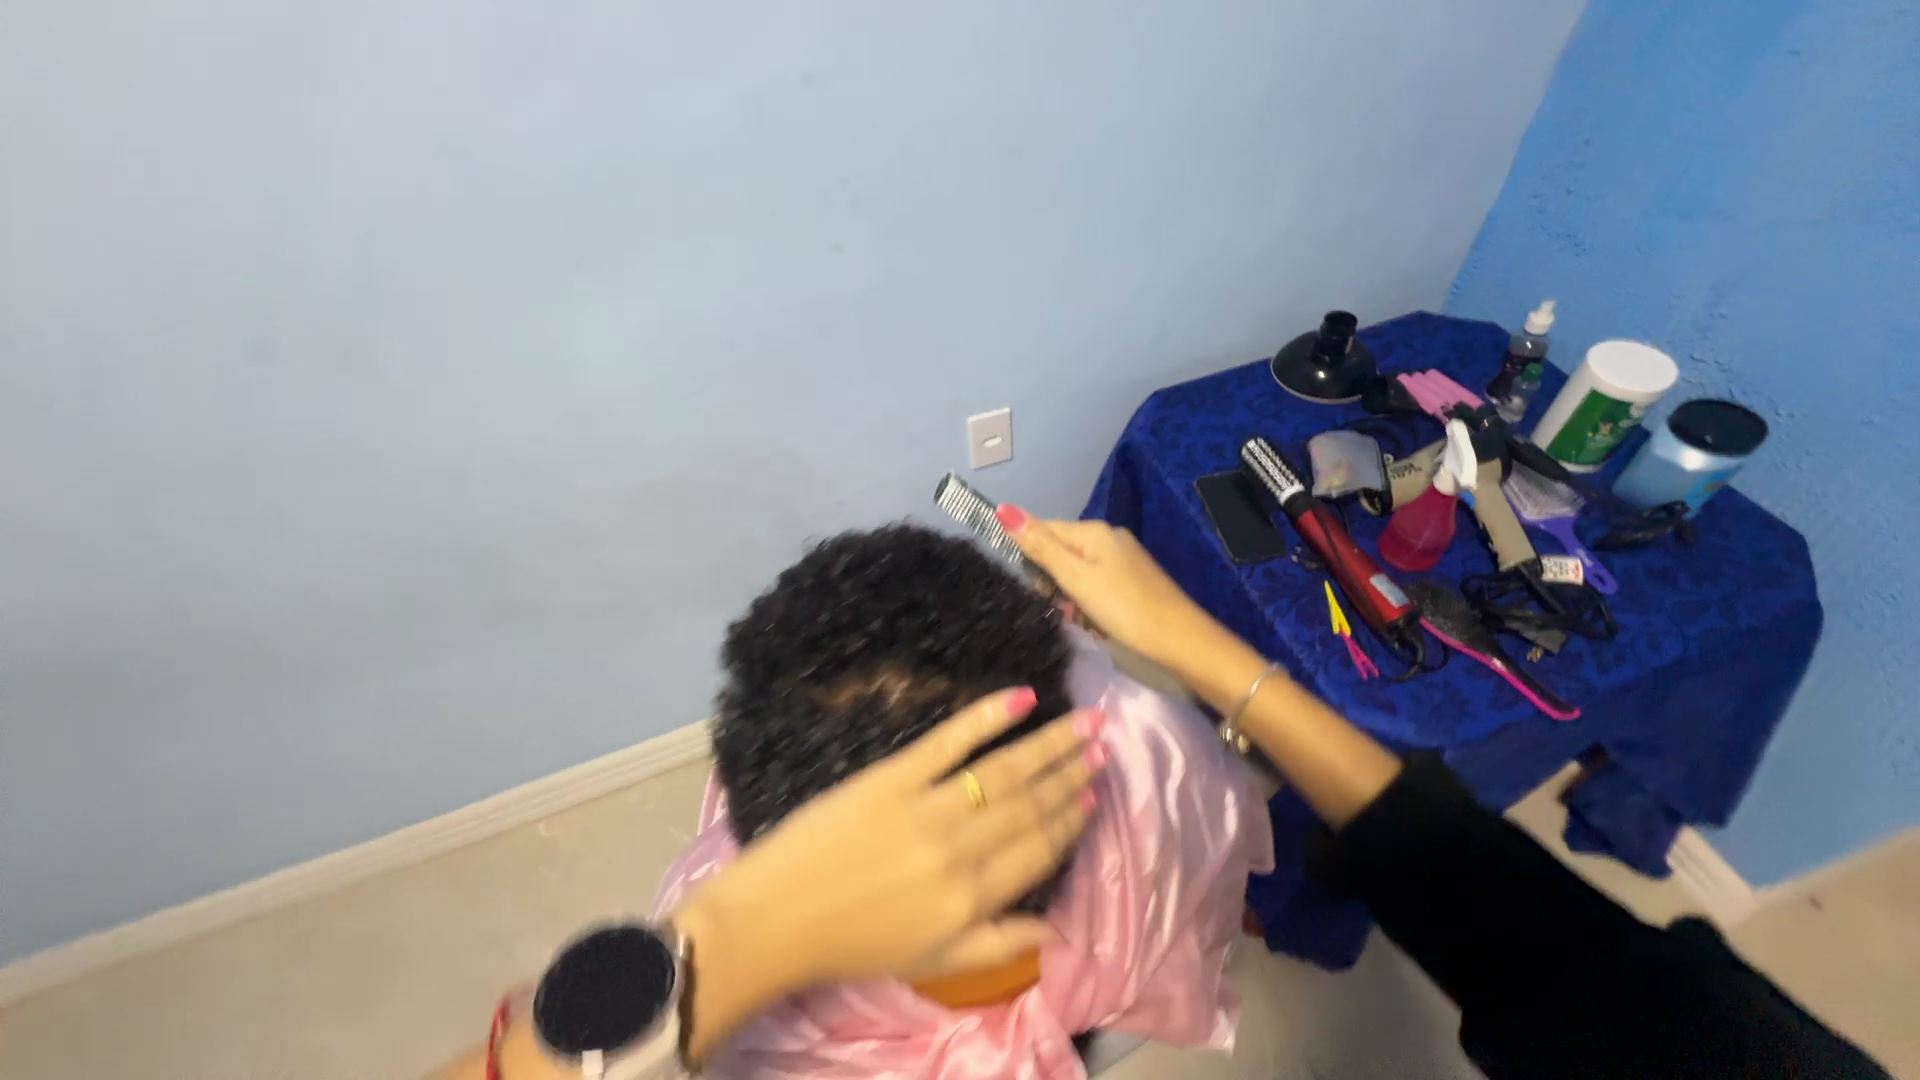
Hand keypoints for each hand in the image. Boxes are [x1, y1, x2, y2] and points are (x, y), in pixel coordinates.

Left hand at [672, 688, 1103, 1056]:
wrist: (774, 918)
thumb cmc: (854, 943)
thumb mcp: (934, 960)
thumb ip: (1001, 942)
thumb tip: (1060, 929)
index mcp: (974, 899)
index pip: (1039, 849)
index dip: (1071, 820)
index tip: (1095, 794)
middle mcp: (963, 850)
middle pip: (1031, 803)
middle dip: (1072, 772)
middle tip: (1104, 744)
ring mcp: (928, 807)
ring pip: (1005, 771)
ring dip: (1050, 744)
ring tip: (1086, 722)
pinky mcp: (893, 776)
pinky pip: (949, 741)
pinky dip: (988, 716)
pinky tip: (1022, 697)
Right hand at [996, 507, 1217, 673]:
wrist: (1179, 639)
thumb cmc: (1123, 608)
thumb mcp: (1076, 578)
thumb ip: (1040, 547)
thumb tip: (1003, 509)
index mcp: (1093, 531)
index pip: (1044, 529)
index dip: (1028, 555)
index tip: (1026, 586)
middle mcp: (1108, 538)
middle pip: (1060, 552)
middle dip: (1052, 582)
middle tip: (1059, 608)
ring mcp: (1123, 559)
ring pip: (1077, 572)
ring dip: (1070, 596)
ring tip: (1078, 619)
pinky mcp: (1131, 580)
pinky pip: (1095, 585)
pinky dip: (1088, 603)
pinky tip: (1095, 622)